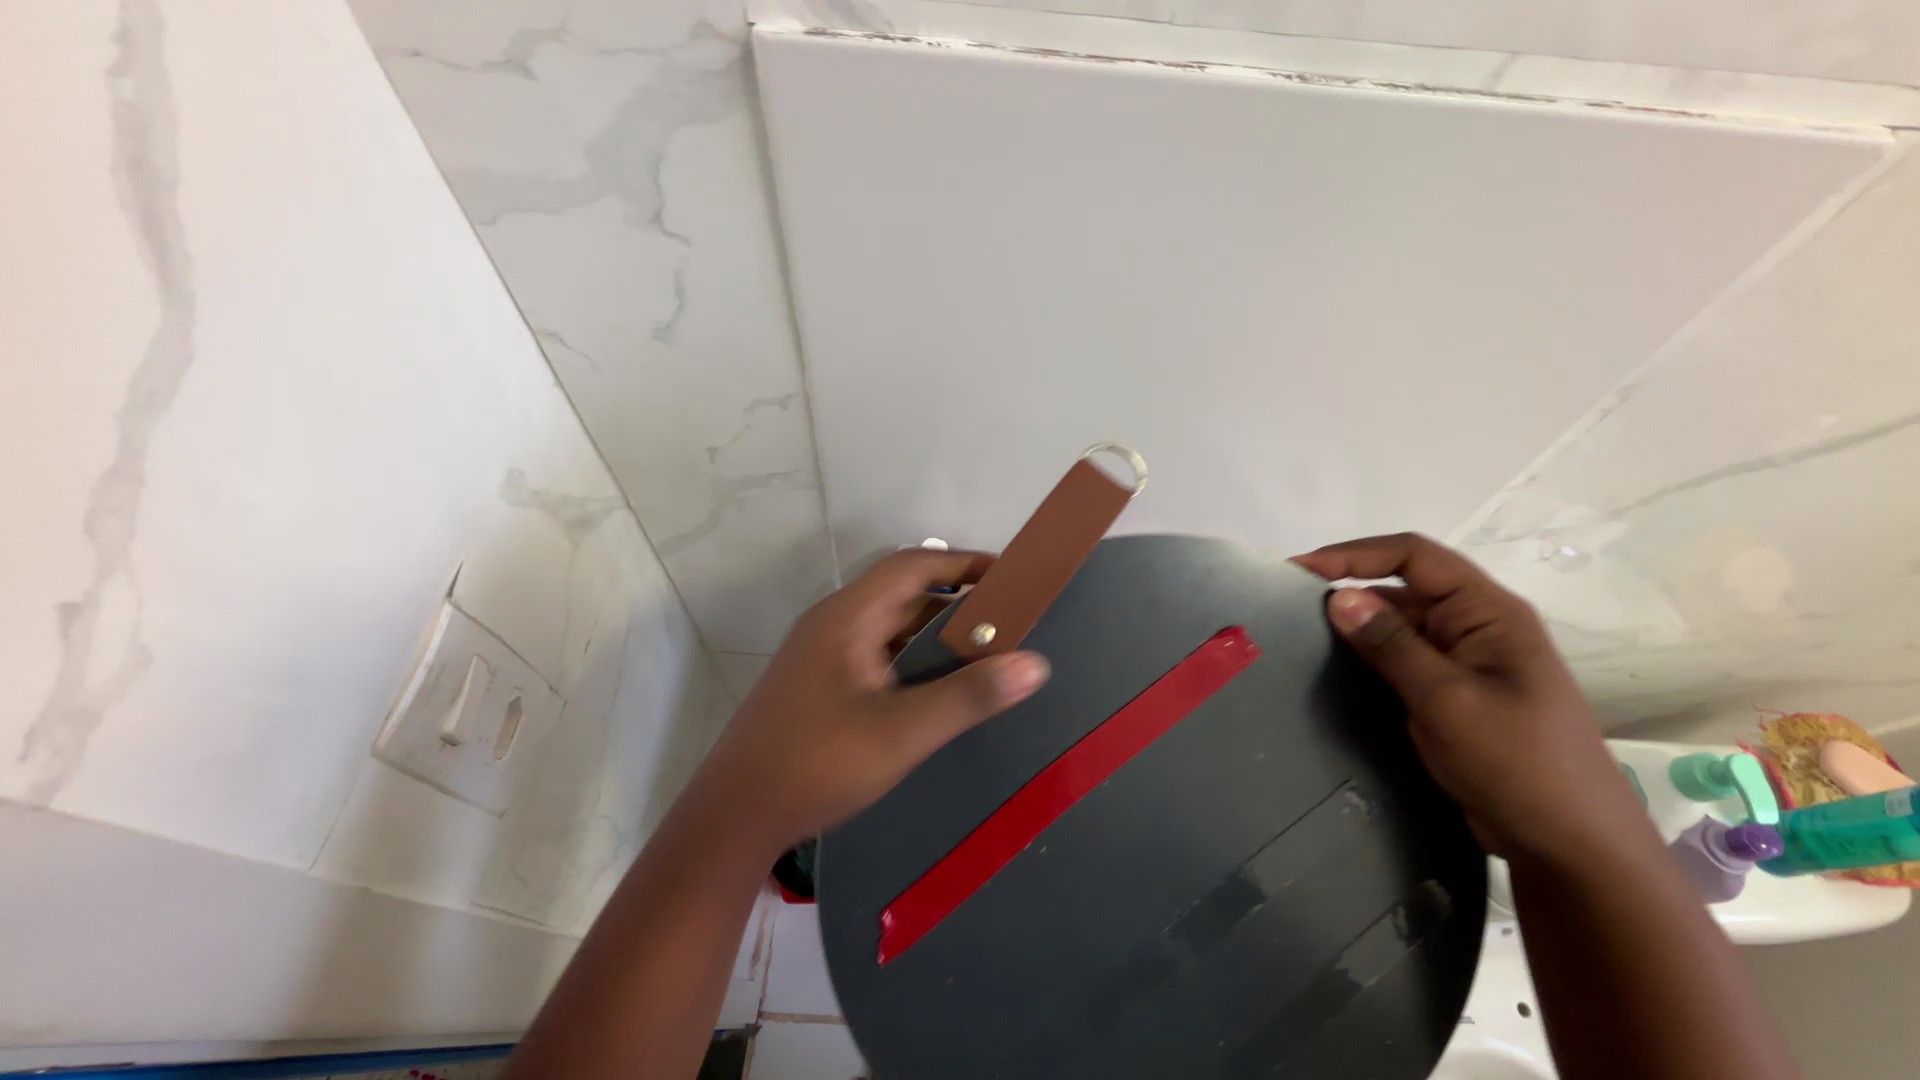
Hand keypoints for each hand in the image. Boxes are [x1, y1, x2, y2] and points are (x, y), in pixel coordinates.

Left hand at [695, 549, 1051, 854]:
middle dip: (958, 605)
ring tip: (988, 658)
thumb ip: (968, 696)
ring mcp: (822, 656)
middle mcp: (833, 625)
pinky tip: (940, 692)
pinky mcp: (818, 687)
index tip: (1014, 578)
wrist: (735, 816)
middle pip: (903, 595)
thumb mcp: (902, 732)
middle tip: (1013, 625)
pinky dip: (913, 663)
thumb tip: (1035, 664)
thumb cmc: (817, 763)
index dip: (965, 564)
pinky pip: (877, 657)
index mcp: (848, 617)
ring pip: (890, 630)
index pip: (914, 565)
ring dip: (935, 637)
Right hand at [1291, 533, 1644, 863]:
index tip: (1298, 571)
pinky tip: (1333, 674)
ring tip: (1299, 640)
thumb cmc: (1518, 763)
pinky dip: (1367, 661)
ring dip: (1355, 629)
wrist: (1570, 844)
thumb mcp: (1447, 700)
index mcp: (1488, 612)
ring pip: (1399, 627)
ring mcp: (1465, 662)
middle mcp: (1476, 627)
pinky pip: (1402, 662)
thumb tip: (1337, 597)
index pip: (1414, 556)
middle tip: (1286, 609)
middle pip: (1403, 588)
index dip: (1354, 555)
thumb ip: (1391, 646)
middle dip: (1348, 591)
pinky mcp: (1452, 695)